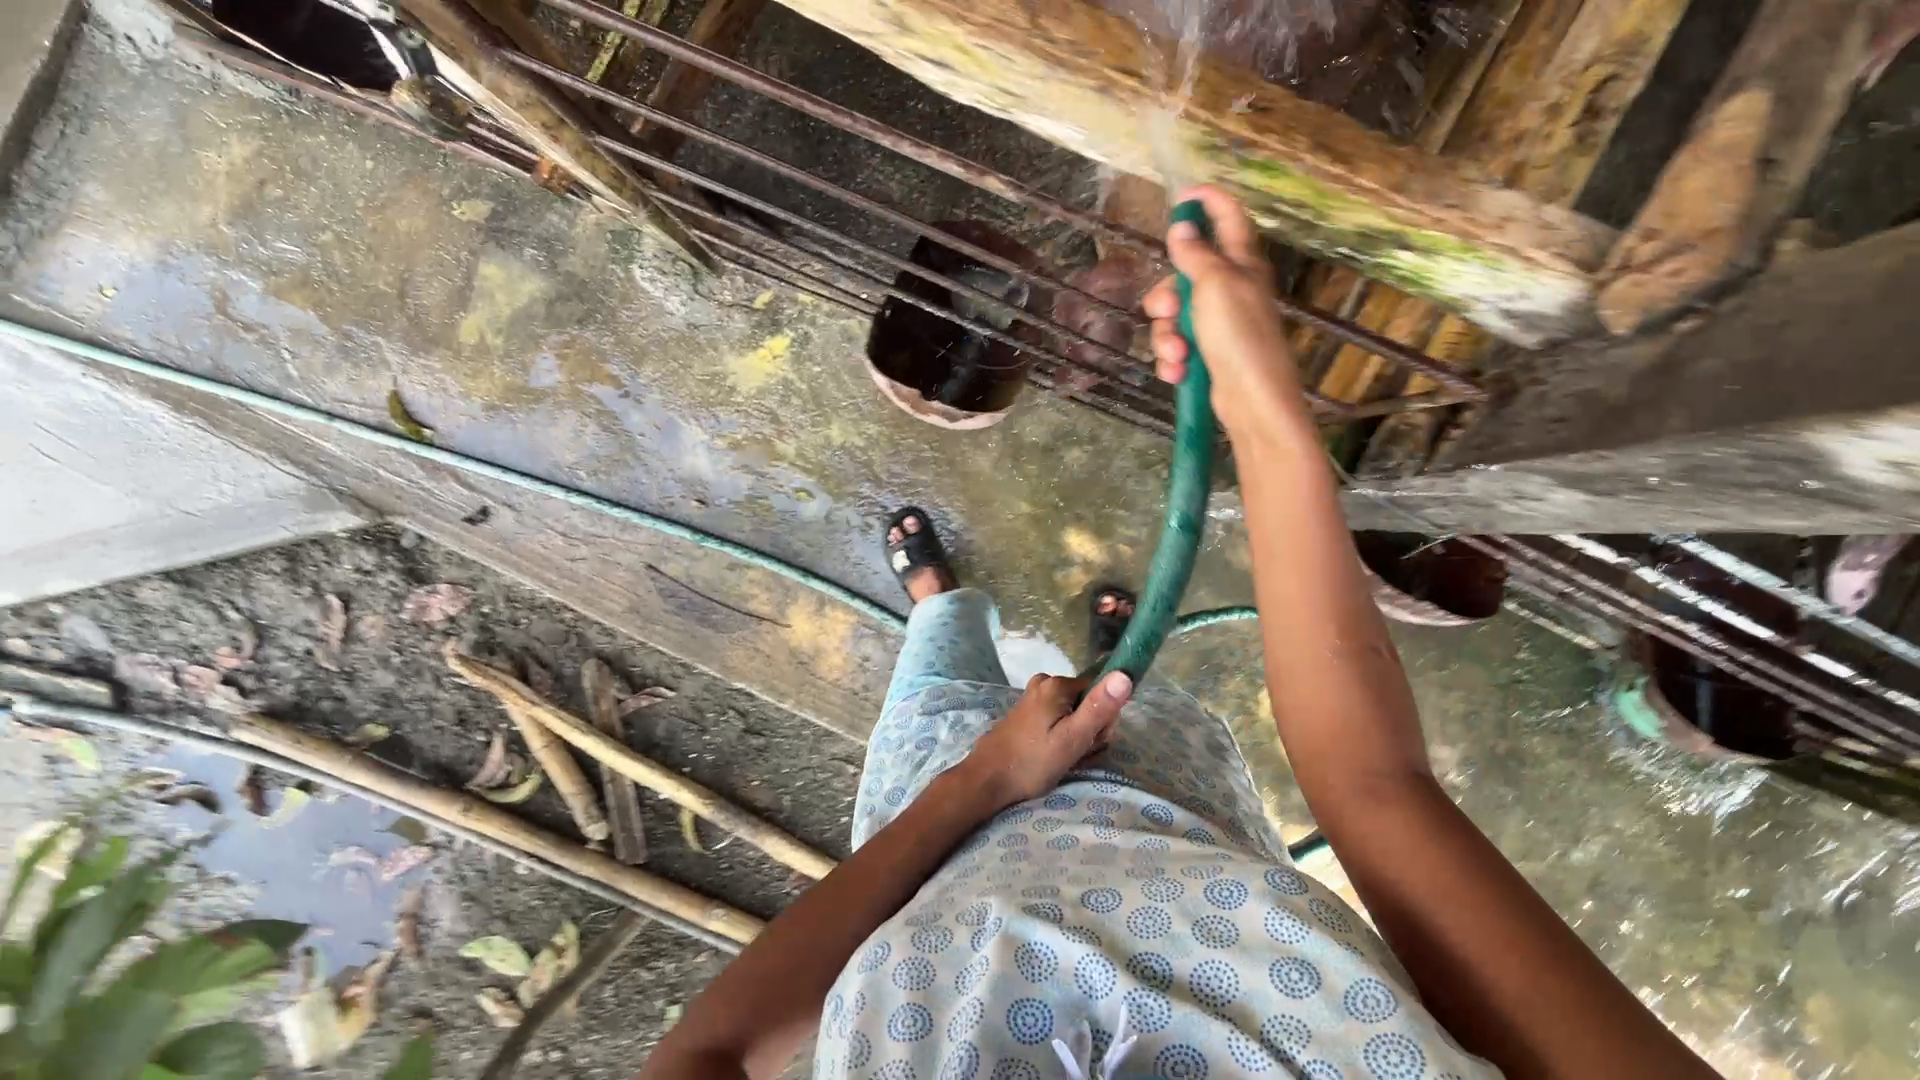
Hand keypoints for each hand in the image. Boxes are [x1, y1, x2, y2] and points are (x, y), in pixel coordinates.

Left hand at [956, 671, 1132, 811]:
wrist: (988, 779)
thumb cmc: (1032, 761)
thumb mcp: (1072, 738)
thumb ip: (1099, 708)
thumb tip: (1124, 674)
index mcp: (1057, 684)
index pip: (1102, 693)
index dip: (1102, 721)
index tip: (1088, 741)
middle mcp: (1045, 682)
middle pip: (1088, 703)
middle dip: (1088, 731)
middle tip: (1073, 753)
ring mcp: (1034, 697)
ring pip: (1074, 714)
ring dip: (1075, 737)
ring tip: (1061, 757)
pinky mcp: (1028, 712)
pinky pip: (1059, 720)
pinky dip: (1060, 737)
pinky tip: (1051, 755)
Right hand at [1142, 185, 1308, 438]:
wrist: (1252, 399)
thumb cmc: (1240, 336)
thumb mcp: (1215, 285)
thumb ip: (1196, 255)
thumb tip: (1182, 225)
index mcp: (1241, 263)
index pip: (1228, 218)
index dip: (1207, 202)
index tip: (1181, 197)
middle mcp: (1230, 289)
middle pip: (1185, 274)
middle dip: (1165, 295)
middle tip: (1165, 310)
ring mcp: (1218, 324)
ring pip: (1174, 316)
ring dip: (1166, 336)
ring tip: (1177, 355)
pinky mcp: (1207, 354)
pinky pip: (1177, 346)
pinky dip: (1172, 359)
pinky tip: (1177, 372)